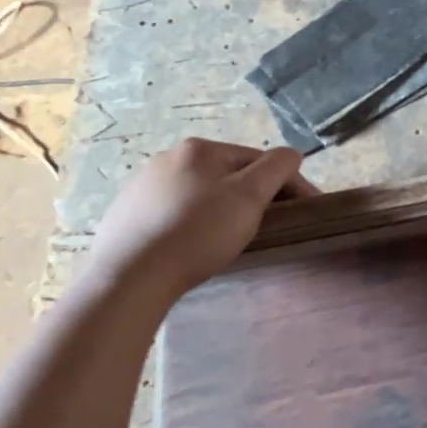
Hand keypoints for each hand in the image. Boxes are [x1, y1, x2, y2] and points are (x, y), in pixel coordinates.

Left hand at [86, 139, 319, 298]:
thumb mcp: (251, 194)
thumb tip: (290, 156)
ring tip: (229, 238)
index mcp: (200, 149)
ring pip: (200, 193)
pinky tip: (191, 245)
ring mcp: (140, 187)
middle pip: (229, 175)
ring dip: (221, 208)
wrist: (128, 278)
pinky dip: (190, 223)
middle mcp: (167, 159)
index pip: (260, 160)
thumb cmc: (199, 232)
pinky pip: (173, 212)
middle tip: (266, 225)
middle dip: (252, 196)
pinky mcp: (124, 215)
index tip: (302, 210)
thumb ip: (279, 166)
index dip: (286, 184)